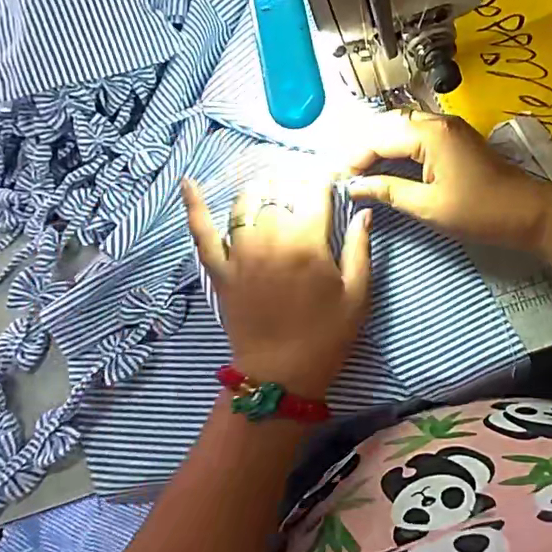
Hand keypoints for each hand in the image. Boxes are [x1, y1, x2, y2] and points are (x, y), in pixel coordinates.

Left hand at [181, 175, 370, 397]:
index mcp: (308, 244)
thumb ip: (359, 249)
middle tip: (304, 189)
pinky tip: (188, 183)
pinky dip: (194, 206)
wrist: (281, 373)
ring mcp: (240, 254)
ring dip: (259, 191)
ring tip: (272, 189)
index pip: (314, 193)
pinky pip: (202, 233)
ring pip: (244, 205)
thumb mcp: (357, 294)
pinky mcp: (219, 270)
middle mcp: (271, 240)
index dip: (324, 179)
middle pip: (278, 194)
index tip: (331, 177)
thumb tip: (363, 211)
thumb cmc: (326, 335)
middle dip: (293, 184)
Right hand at [339, 112, 551, 250]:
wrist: (528, 212)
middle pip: (389, 125)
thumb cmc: (479, 212)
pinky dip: (400, 146)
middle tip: (349, 176)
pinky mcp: (457, 138)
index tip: (340, 181)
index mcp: (430, 134)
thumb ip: (388, 191)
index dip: (356, 159)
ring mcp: (450, 127)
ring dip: (382, 145)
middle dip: (365, 148)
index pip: (379, 138)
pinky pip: (419, 134)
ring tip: (364, 172)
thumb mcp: (428, 206)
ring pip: (403, 127)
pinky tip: (390, 166)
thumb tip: (355, 187)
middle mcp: (438, 121)